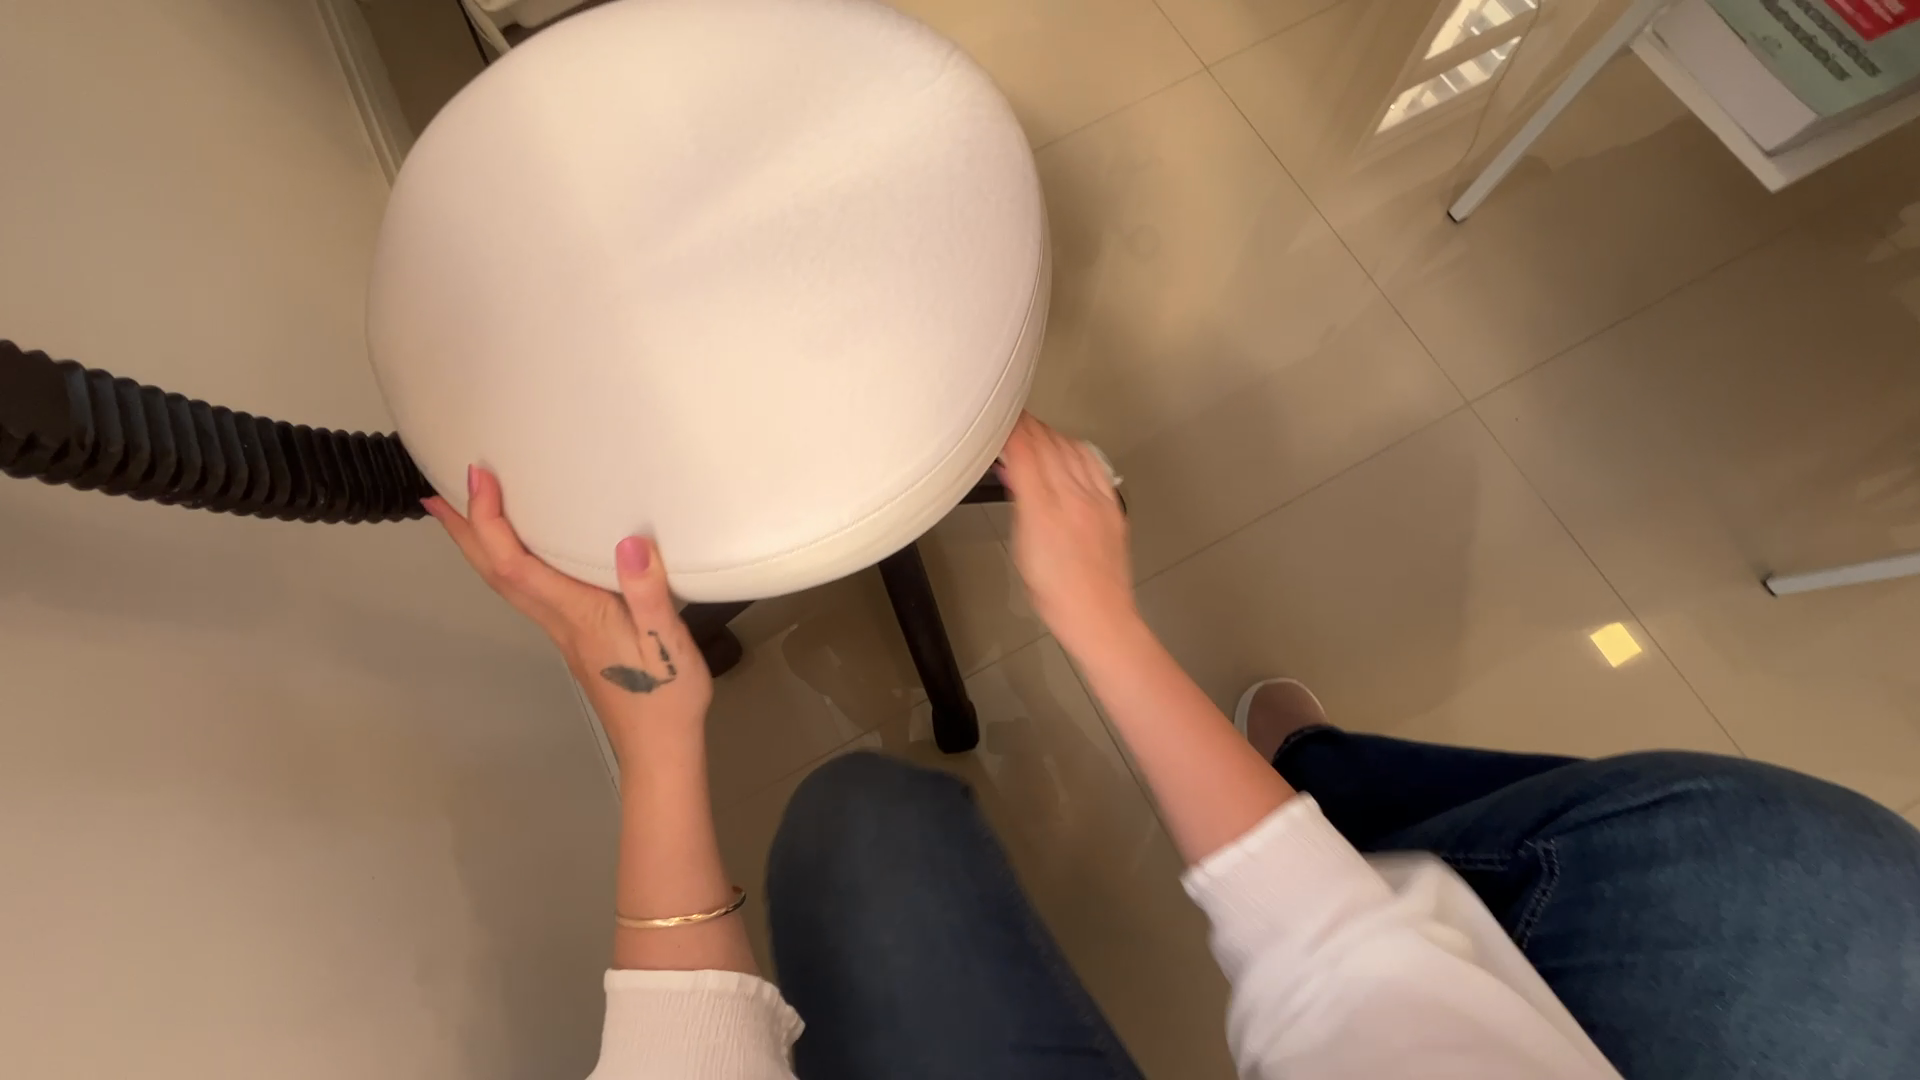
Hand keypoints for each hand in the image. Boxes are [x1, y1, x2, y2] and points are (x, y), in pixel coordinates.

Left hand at [423, 466, 712, 756]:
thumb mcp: (668, 642)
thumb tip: (630, 543)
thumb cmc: (667, 696)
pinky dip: (509, 565)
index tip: (478, 478)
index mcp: (579, 616)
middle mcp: (561, 622)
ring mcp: (565, 634)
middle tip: (434, 493)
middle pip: (497, 574)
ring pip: (507, 585)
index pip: (518, 565)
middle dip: (464, 532)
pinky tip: (522, 558)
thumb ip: (649, 594)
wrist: (659, 747)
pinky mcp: (576, 641)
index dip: (491, 521)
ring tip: (462, 516)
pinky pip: (529, 594)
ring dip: (480, 548)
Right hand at [999, 413, 1139, 654]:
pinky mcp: (1112, 505)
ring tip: (1034, 431)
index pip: (1025, 452)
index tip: (997, 420)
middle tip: (1010, 419)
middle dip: (1027, 426)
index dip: (1009, 430)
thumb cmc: (1053, 593)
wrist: (1098, 614)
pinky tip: (1067, 449)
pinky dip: (1076, 449)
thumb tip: (1014, 474)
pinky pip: (1094, 463)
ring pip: (1071, 449)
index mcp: (1043, 509)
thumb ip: (1020, 504)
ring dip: (1050, 434)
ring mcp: (1096, 499)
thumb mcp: (1022, 547)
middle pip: (1048, 444)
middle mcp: (1072, 497)